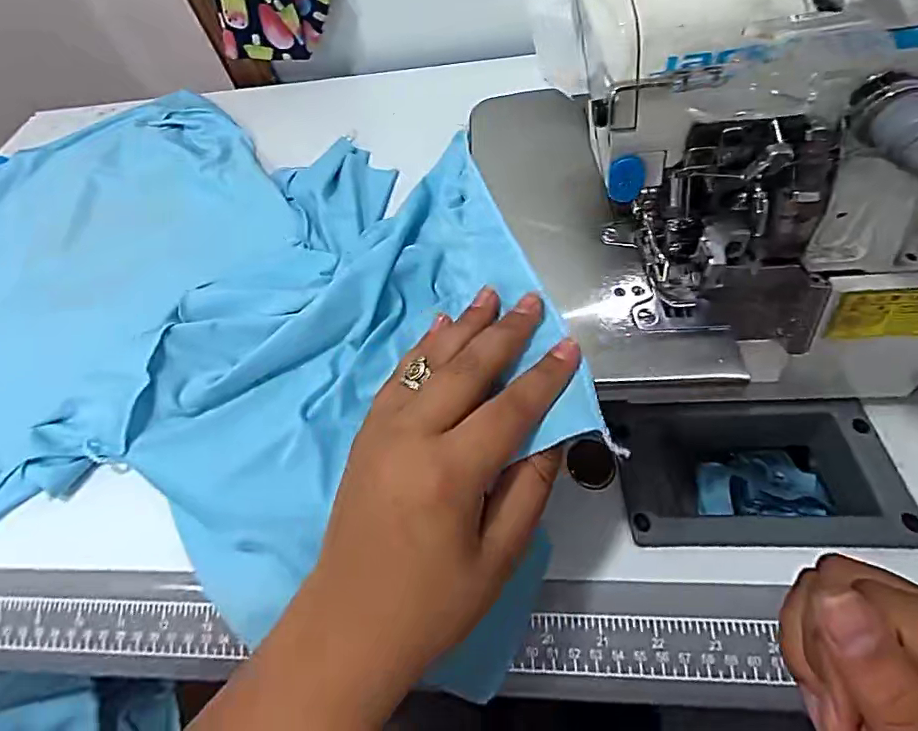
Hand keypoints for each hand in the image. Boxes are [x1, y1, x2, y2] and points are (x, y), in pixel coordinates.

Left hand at [191, 287, 579, 729]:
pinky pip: (398, 375)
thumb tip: (553, 435)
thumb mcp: (498, 559)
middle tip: (530, 301)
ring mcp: (383, 428)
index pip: (510, 408)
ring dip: (463, 325)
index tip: (567, 346)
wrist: (349, 622)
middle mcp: (413, 436)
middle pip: (467, 369)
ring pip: (429, 361)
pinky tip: (439, 326)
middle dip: (504, 332)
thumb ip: (529, 490)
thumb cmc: (431, 604)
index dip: (544, 376)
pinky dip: (422, 346)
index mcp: (450, 472)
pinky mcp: (367, 431)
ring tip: (489, 295)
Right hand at [779, 554, 917, 730]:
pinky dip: (830, 659)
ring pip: (837, 593)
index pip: (866, 594)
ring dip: (823, 653)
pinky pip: (845, 617)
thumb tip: (836, 600)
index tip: (846, 718)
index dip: (835, 649)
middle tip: (847, 717)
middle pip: (848, 581)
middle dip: (823, 644)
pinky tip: (855, 707)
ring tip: (851, 716)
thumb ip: (888, 684)